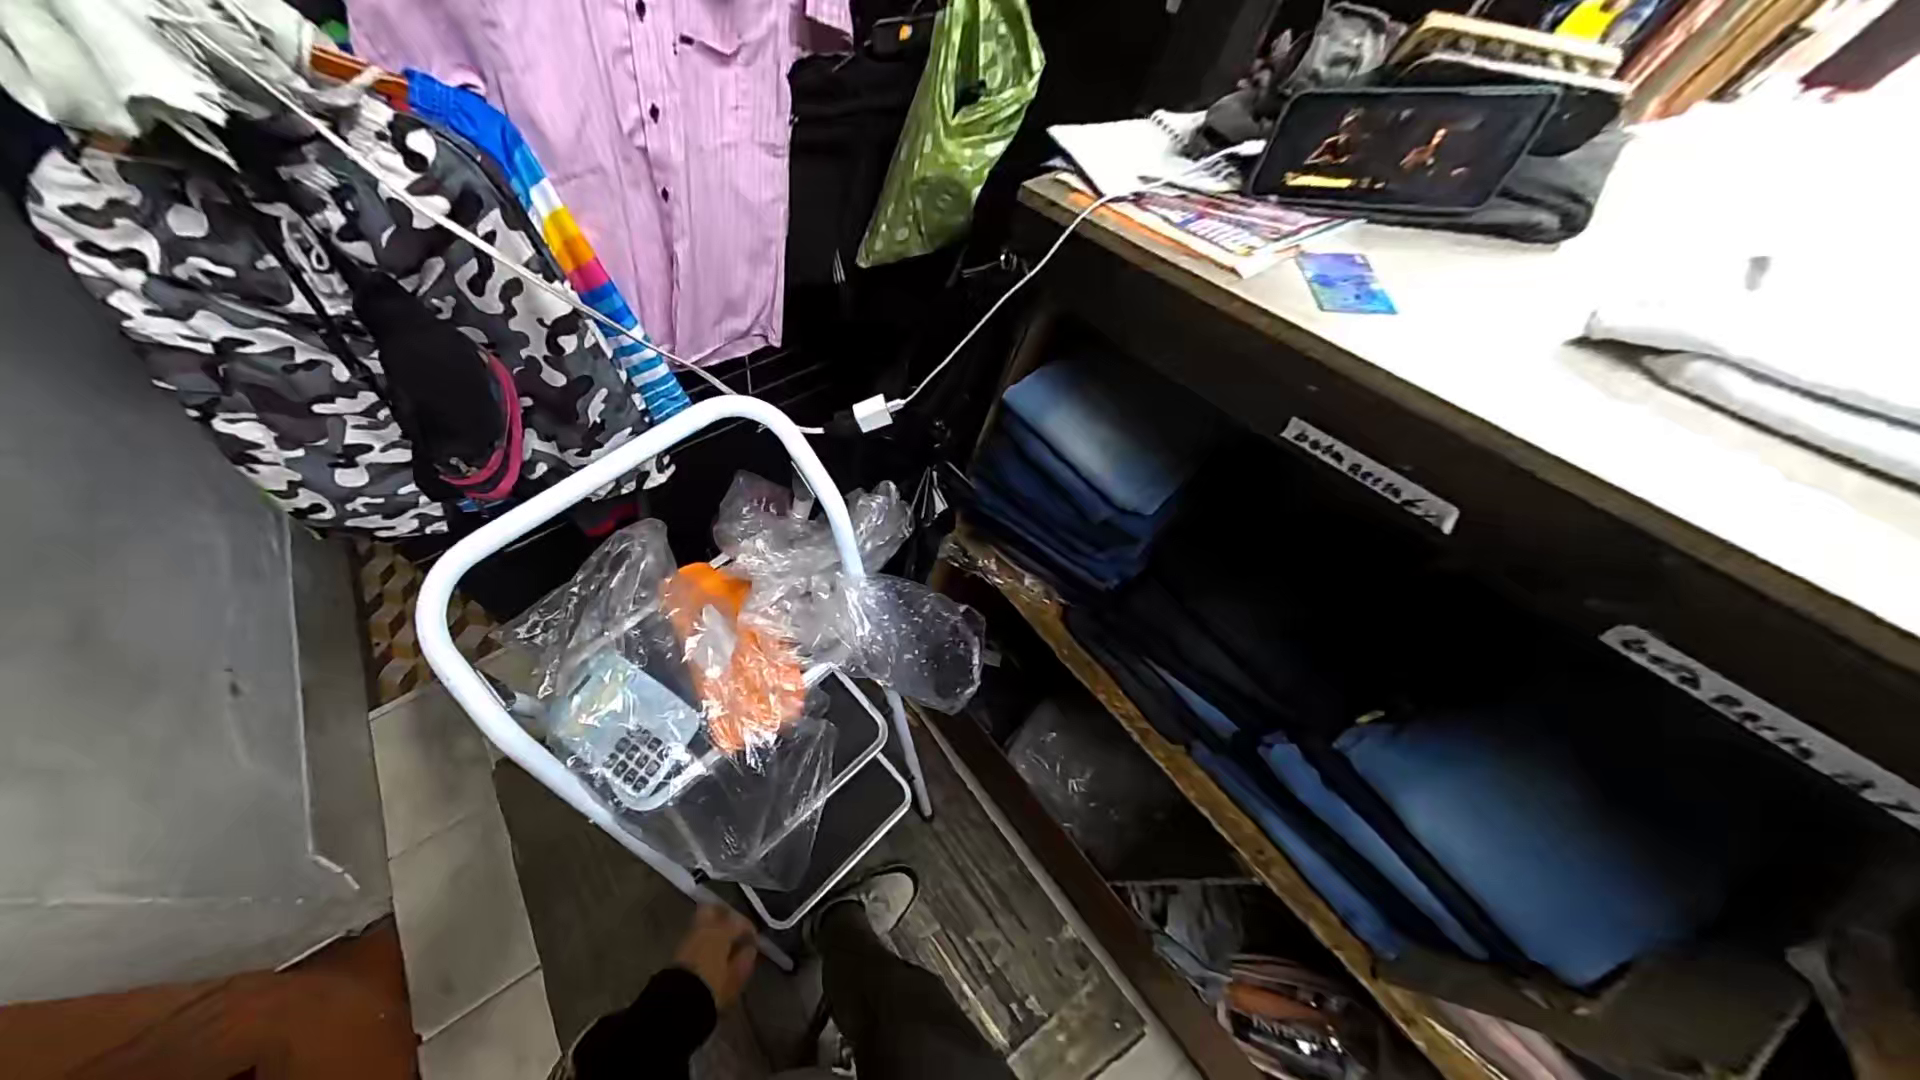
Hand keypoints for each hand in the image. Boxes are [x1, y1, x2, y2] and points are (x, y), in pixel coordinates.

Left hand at [672, 904, 758, 1009]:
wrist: (677, 1003)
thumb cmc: (712, 987)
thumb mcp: (735, 977)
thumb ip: (745, 959)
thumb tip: (750, 949)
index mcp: (722, 930)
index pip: (740, 922)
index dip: (749, 930)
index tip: (754, 940)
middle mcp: (704, 928)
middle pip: (714, 910)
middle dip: (724, 914)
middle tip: (734, 927)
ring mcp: (688, 938)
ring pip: (702, 922)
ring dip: (712, 927)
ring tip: (721, 942)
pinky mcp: (677, 951)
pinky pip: (694, 936)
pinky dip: (703, 939)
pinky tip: (708, 952)